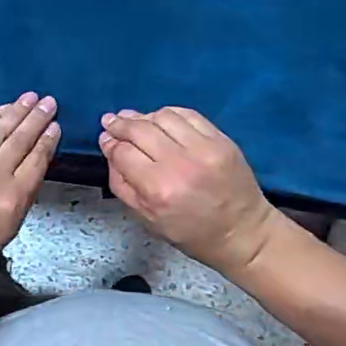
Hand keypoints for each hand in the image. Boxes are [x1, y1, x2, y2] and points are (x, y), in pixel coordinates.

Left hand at [0, 93, 61, 278]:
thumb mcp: (11, 228)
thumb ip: (25, 196)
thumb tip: (35, 168)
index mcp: (13, 197)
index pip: (37, 160)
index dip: (48, 140)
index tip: (56, 126)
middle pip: (21, 140)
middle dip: (37, 118)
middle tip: (50, 102)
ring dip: (18, 111)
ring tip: (31, 97)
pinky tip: (4, 109)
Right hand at [99, 107, 299, 276]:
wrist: (241, 232)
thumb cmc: (189, 232)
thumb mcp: (146, 218)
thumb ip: (122, 183)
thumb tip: (110, 149)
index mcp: (159, 190)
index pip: (123, 153)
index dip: (109, 143)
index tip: (105, 138)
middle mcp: (181, 164)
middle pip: (140, 130)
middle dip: (120, 124)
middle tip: (111, 121)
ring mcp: (205, 148)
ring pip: (163, 117)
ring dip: (144, 116)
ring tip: (135, 121)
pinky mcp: (221, 140)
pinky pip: (188, 114)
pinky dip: (169, 114)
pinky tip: (160, 120)